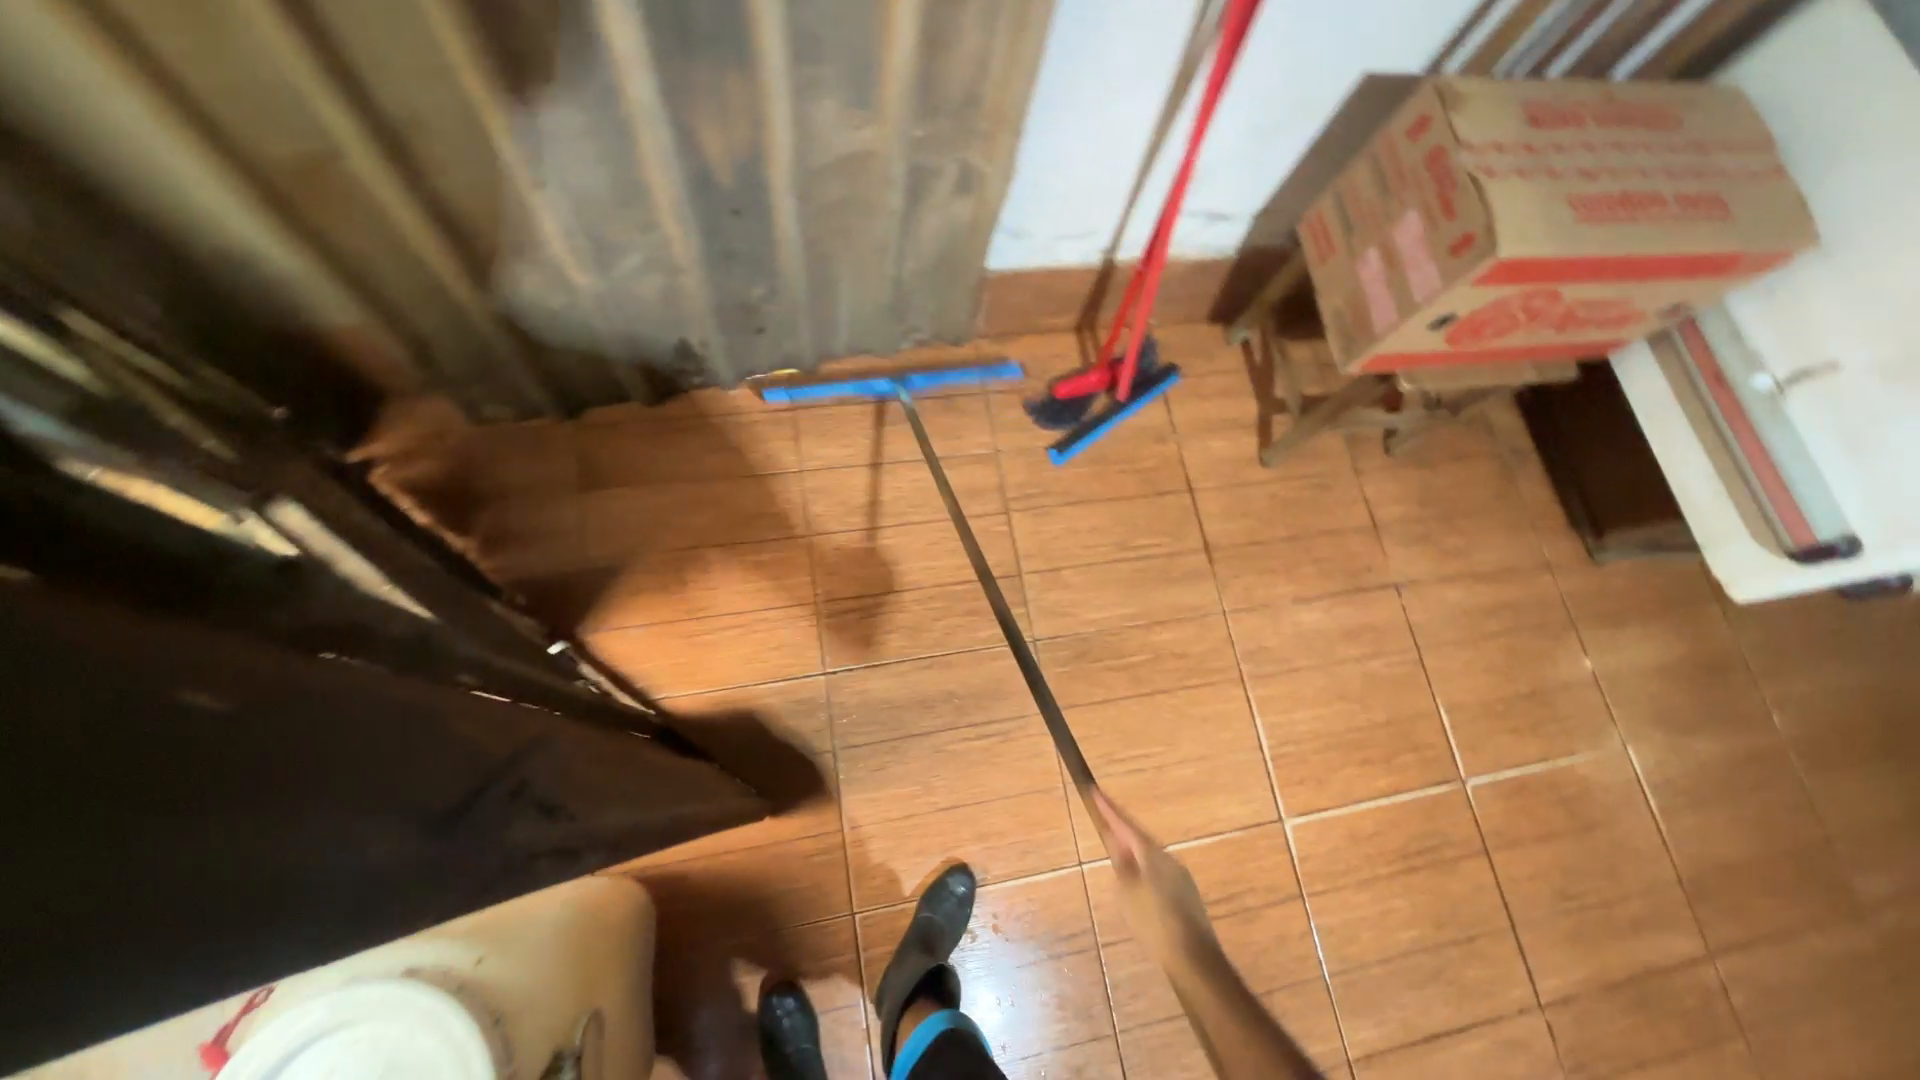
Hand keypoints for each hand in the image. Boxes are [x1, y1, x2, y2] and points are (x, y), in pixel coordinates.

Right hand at [1088, 788, 1220, 971]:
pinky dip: (1143, 868)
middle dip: (1122, 829)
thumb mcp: (1127, 892)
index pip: (1126, 825)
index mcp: (1153, 855)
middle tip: (1104, 818)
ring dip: (1133, 850)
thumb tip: (1118, 843)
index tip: (1095, 790)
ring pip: (1150, 856)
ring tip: (1117, 850)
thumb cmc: (1154, 922)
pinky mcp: (1186, 894)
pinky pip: (1158, 871)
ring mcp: (1180, 876)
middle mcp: (1169, 859)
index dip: (1109, 809)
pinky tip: (1137, 881)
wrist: (1192, 957)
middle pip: (1140, 838)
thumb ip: (1121, 864)